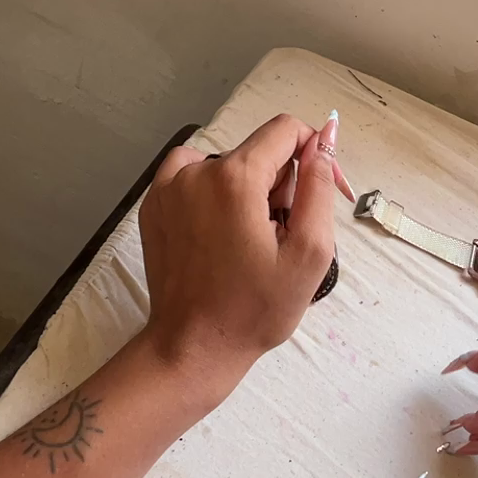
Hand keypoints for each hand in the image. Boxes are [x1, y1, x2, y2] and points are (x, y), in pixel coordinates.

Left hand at [136, 113, 341, 400]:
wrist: (193, 347)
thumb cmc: (256, 308)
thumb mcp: (308, 252)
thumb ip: (318, 187)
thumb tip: (324, 137)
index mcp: (236, 178)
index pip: (285, 130)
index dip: (311, 155)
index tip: (316, 194)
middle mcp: (197, 170)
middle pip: (256, 152)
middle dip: (277, 184)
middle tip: (278, 235)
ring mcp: (168, 185)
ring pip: (227, 164)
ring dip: (245, 190)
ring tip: (247, 239)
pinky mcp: (153, 203)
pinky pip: (193, 175)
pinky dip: (212, 192)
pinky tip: (218, 230)